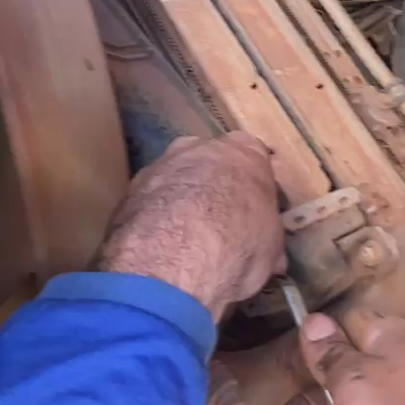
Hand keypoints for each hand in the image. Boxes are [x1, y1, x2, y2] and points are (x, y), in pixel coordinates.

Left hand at [96, 132, 284, 316]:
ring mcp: (162, 163)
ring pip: (177, 179)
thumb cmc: (239, 243)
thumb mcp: (271, 248)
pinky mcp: (131, 188)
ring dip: (182, 202)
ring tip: (186, 241)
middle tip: (220, 225)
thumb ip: (268, 239)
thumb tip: (272, 257)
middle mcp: (201, 145)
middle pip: (211, 162)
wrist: (174, 259)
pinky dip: (156, 217)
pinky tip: (161, 247)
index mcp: (244, 150)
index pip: (254, 159)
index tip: (253, 211)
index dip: (252, 187)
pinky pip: (151, 200)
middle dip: (215, 187)